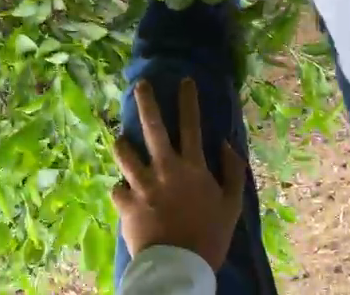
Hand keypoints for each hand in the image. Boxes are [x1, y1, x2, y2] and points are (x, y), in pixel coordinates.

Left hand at [111, 78, 247, 271]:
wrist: (179, 270)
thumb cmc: (209, 238)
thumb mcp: (232, 205)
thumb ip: (233, 171)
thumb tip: (225, 143)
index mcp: (192, 167)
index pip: (191, 124)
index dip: (188, 100)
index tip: (184, 80)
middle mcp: (165, 169)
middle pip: (153, 127)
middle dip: (146, 102)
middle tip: (140, 85)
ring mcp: (143, 185)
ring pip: (125, 153)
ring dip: (122, 143)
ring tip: (120, 138)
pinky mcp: (126, 205)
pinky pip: (117, 189)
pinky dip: (120, 188)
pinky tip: (122, 190)